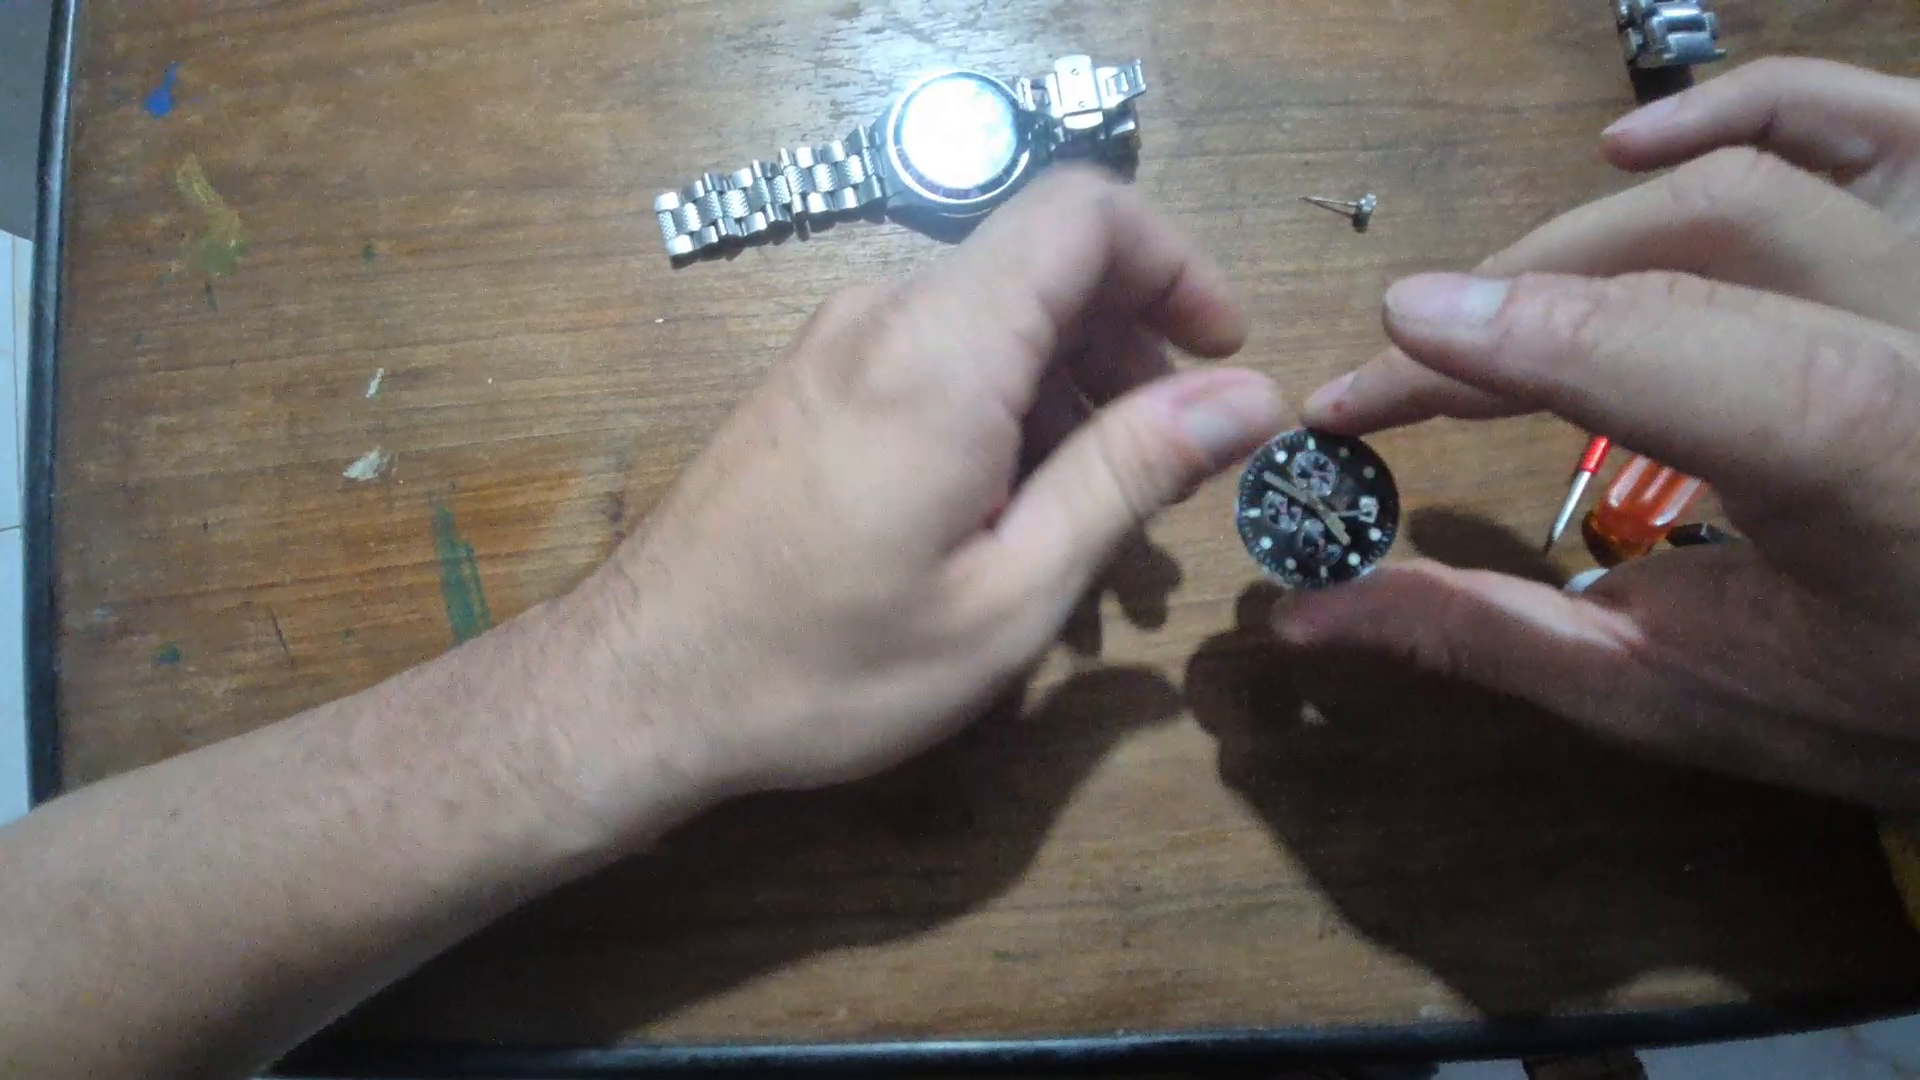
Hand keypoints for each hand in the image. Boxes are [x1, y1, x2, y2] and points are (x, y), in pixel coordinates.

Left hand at [593, 168, 1283, 797]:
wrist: (644, 688)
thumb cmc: (830, 666)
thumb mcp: (1008, 592)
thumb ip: (1126, 476)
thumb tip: (1246, 396)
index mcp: (942, 351)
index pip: (1085, 216)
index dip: (1174, 264)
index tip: (1220, 351)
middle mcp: (883, 316)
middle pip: (1043, 271)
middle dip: (1129, 353)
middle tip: (1166, 471)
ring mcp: (836, 345)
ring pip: (992, 323)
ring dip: (1067, 398)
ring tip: (1093, 517)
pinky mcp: (812, 385)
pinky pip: (936, 361)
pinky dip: (1002, 412)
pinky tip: (1006, 510)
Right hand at [1281, 59, 1919, 808]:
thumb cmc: (1848, 689)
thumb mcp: (1647, 686)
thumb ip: (1476, 635)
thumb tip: (1302, 612)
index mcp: (1891, 485)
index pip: (1722, 371)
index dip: (1545, 338)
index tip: (1391, 337)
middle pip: (1696, 249)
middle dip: (1499, 312)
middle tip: (1385, 391)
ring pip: (1742, 188)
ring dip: (1557, 249)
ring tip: (1459, 320)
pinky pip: (1871, 122)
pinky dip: (1743, 105)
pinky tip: (1623, 147)